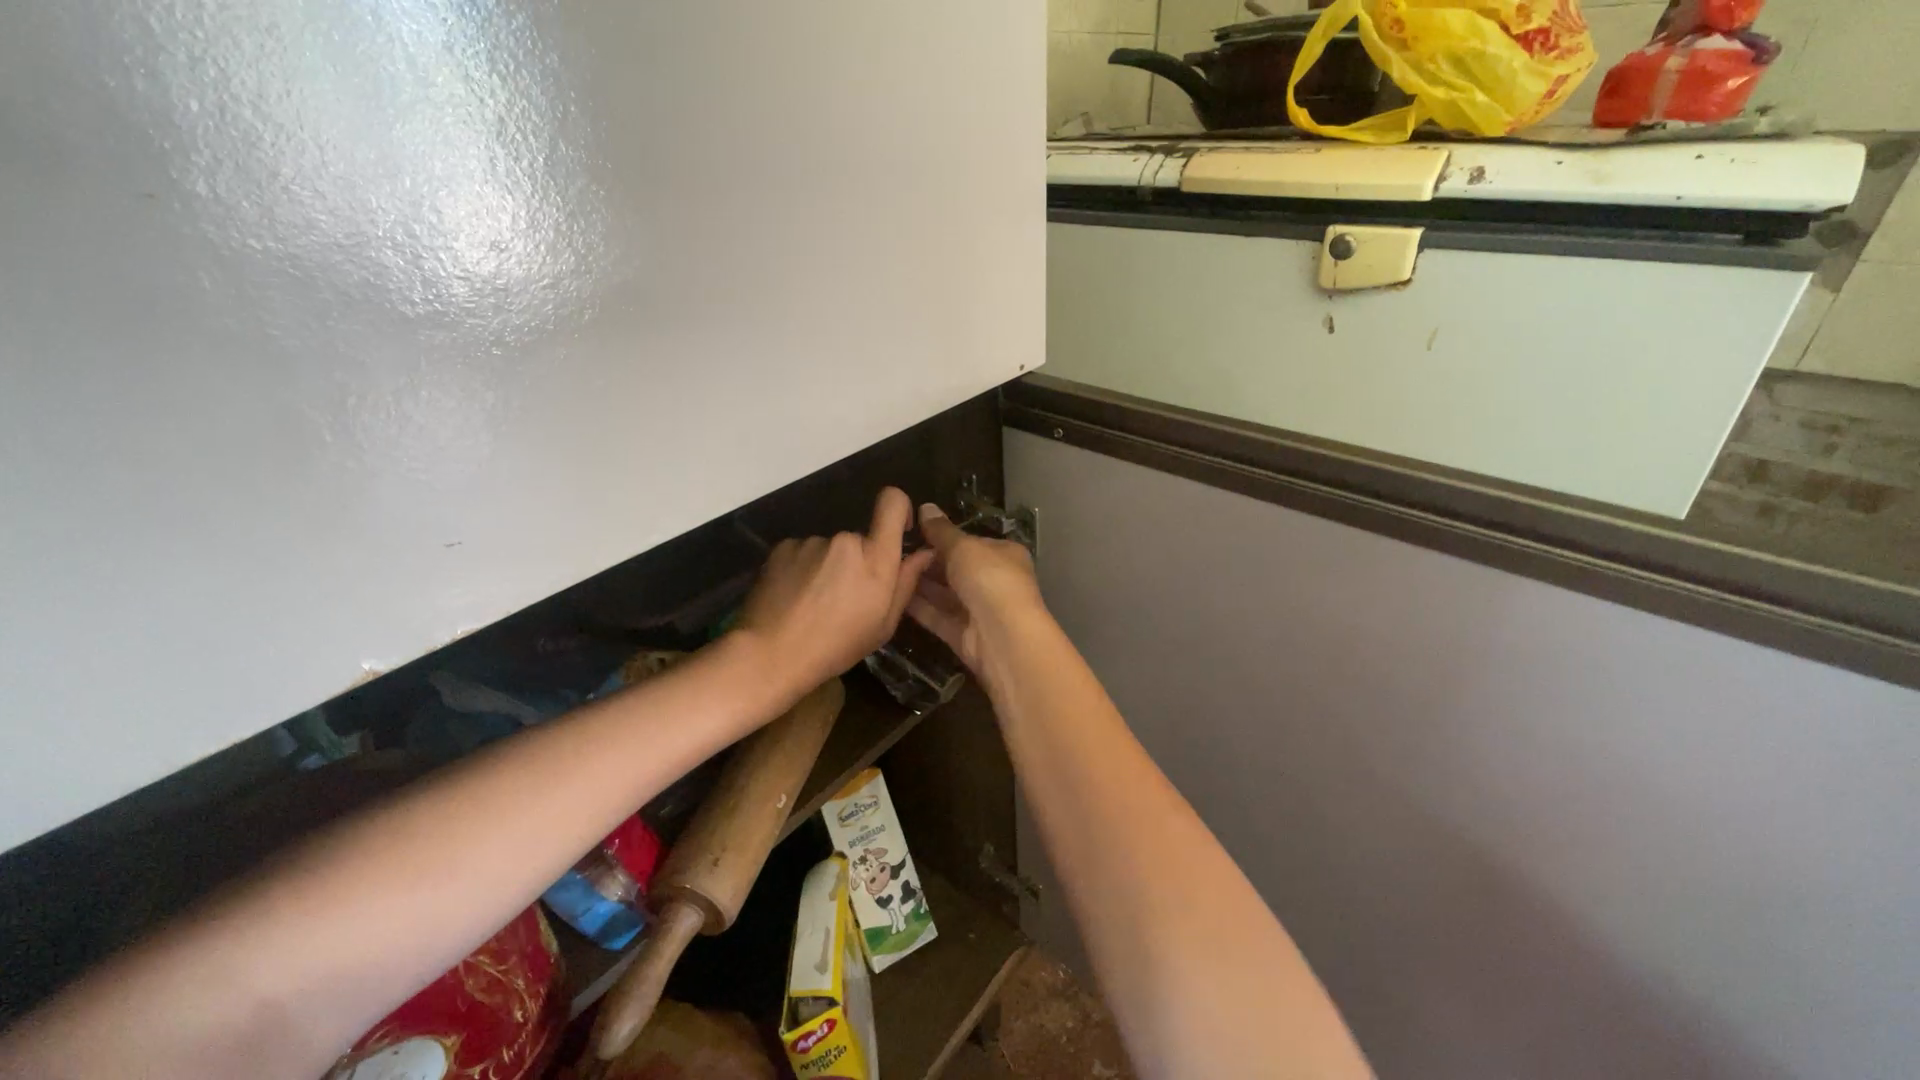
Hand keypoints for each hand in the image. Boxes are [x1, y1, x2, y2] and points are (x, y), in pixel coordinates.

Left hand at [736, 488, 934, 694]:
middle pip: (860, 538)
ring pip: (830, 549)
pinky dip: (803, 570)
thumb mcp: (882, 626)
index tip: (898, 529)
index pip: (892, 502)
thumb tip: (924, 552)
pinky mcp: (784, 547)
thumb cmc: (835, 647)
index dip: (900, 508)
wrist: (770, 654)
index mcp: (875, 558)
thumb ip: (906, 583)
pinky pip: (804, 552)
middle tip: (845, 598)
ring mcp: (811, 541)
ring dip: (828, 567)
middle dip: (858, 560)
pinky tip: (794, 598)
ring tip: (814, 603)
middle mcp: (844, 540)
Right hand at [905, 503, 1045, 687]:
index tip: (915, 533)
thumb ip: (941, 530)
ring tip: (889, 571)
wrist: (1003, 637)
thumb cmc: (989, 579)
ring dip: (921, 584)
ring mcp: (979, 611)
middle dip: (929, 562)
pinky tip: (894, 596)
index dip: (945, 538)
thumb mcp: (963, 547)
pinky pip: (938, 617)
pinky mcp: (964, 636)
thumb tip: (926, 507)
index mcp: (1004, 555)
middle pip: (957, 569)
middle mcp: (994, 582)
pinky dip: (920, 608)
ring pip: (945, 595)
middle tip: (895, 552)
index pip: (972, 543)